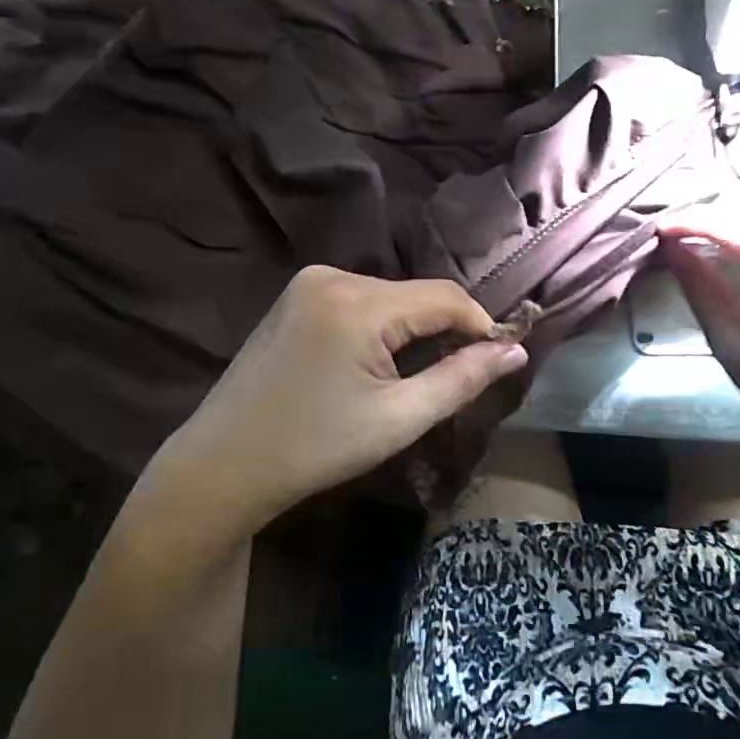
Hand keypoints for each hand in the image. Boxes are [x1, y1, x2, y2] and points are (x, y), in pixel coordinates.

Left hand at [149, 266, 528, 530]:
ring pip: (389, 297)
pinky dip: (380, 326)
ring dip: (412, 329)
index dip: (480, 325)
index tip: (498, 360)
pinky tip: (372, 364)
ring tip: (412, 378)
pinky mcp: (296, 296)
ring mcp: (308, 283)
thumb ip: (461, 379)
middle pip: (415, 294)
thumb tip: (515, 350)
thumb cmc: (315, 447)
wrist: (224, 463)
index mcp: (358, 303)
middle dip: (443, 331)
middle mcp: (333, 276)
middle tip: (455, 378)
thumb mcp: (398, 419)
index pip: (444, 296)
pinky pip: (359, 301)